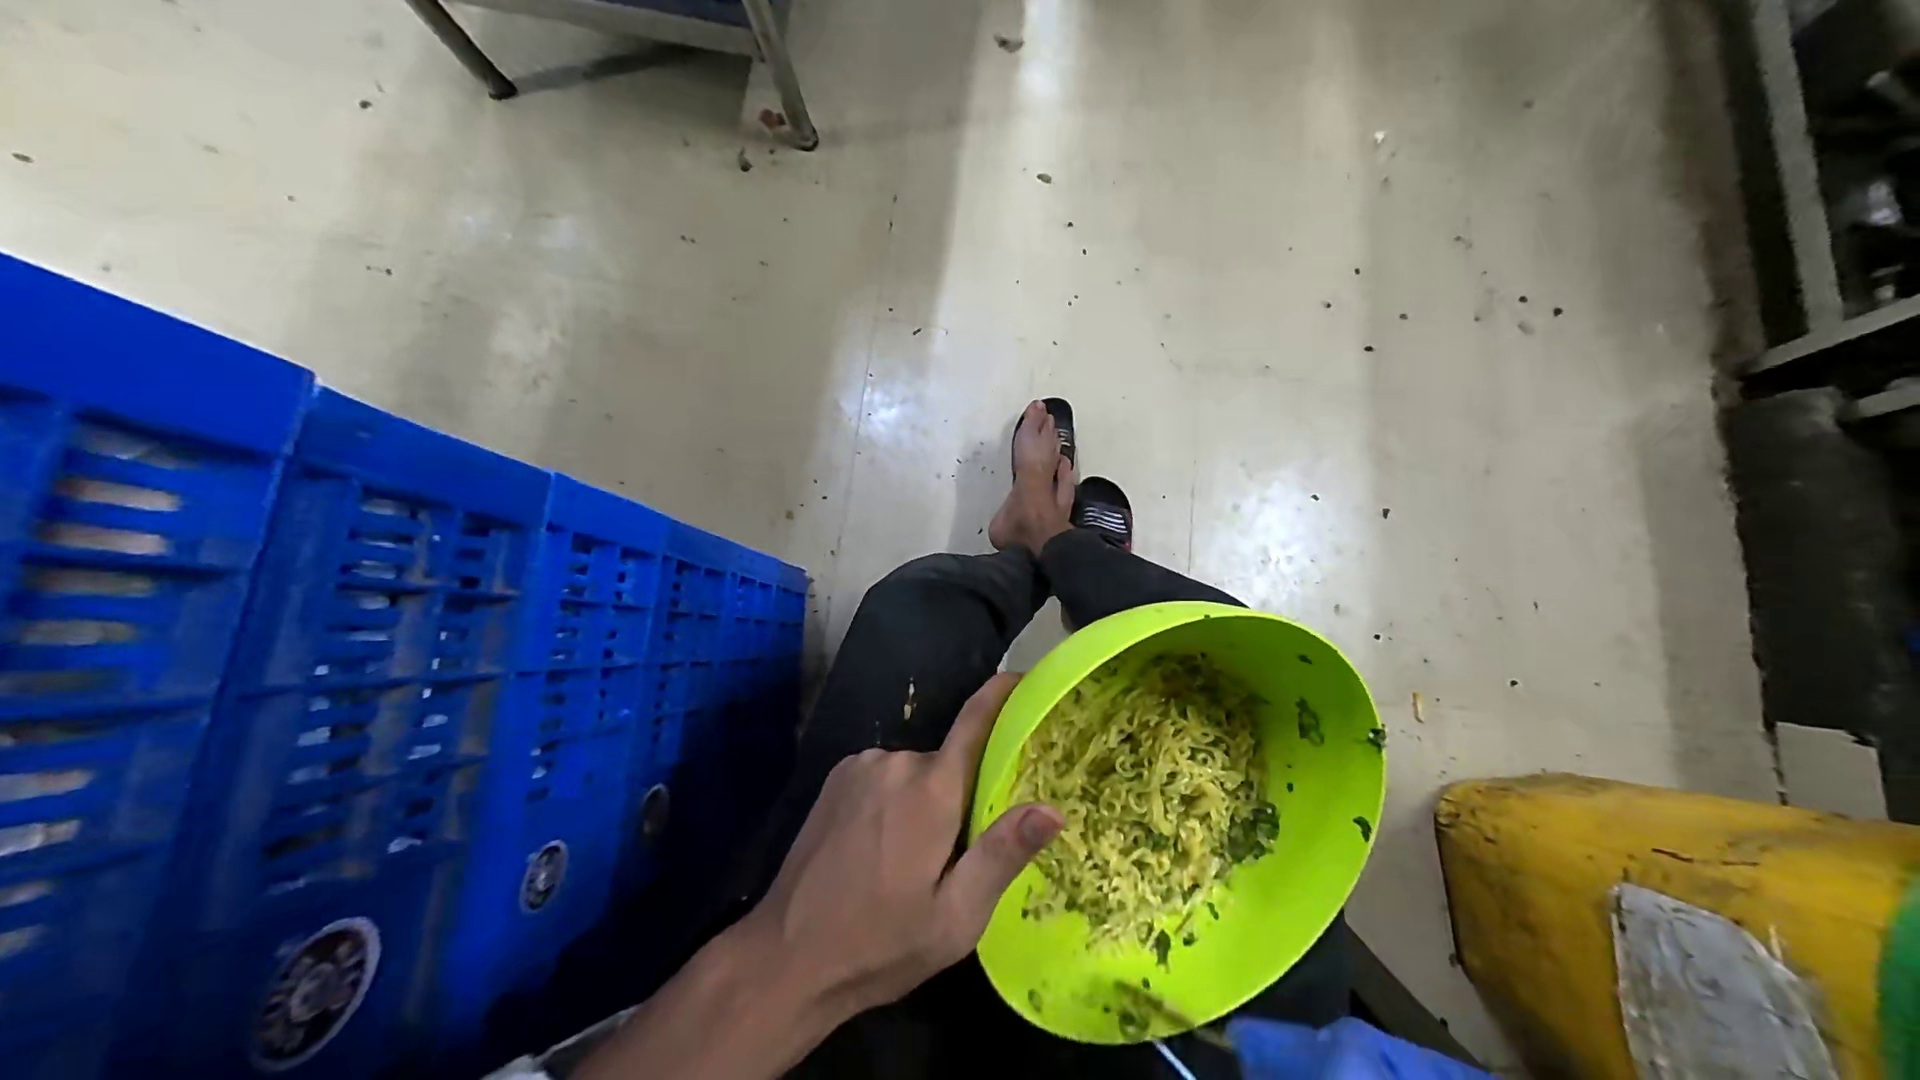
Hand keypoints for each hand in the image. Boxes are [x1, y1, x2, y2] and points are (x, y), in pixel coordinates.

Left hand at [575, 674, 1062, 1079]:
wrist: (786, 956)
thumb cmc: (880, 943)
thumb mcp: (956, 917)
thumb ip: (1003, 854)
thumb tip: (1053, 809)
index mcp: (931, 790)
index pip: (975, 722)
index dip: (1001, 694)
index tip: (1022, 677)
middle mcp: (896, 761)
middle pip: (949, 762)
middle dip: (960, 795)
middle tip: (954, 855)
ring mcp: (860, 765)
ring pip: (915, 772)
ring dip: (924, 801)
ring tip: (907, 862)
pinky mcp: (836, 777)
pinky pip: (885, 775)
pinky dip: (893, 799)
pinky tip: (876, 846)